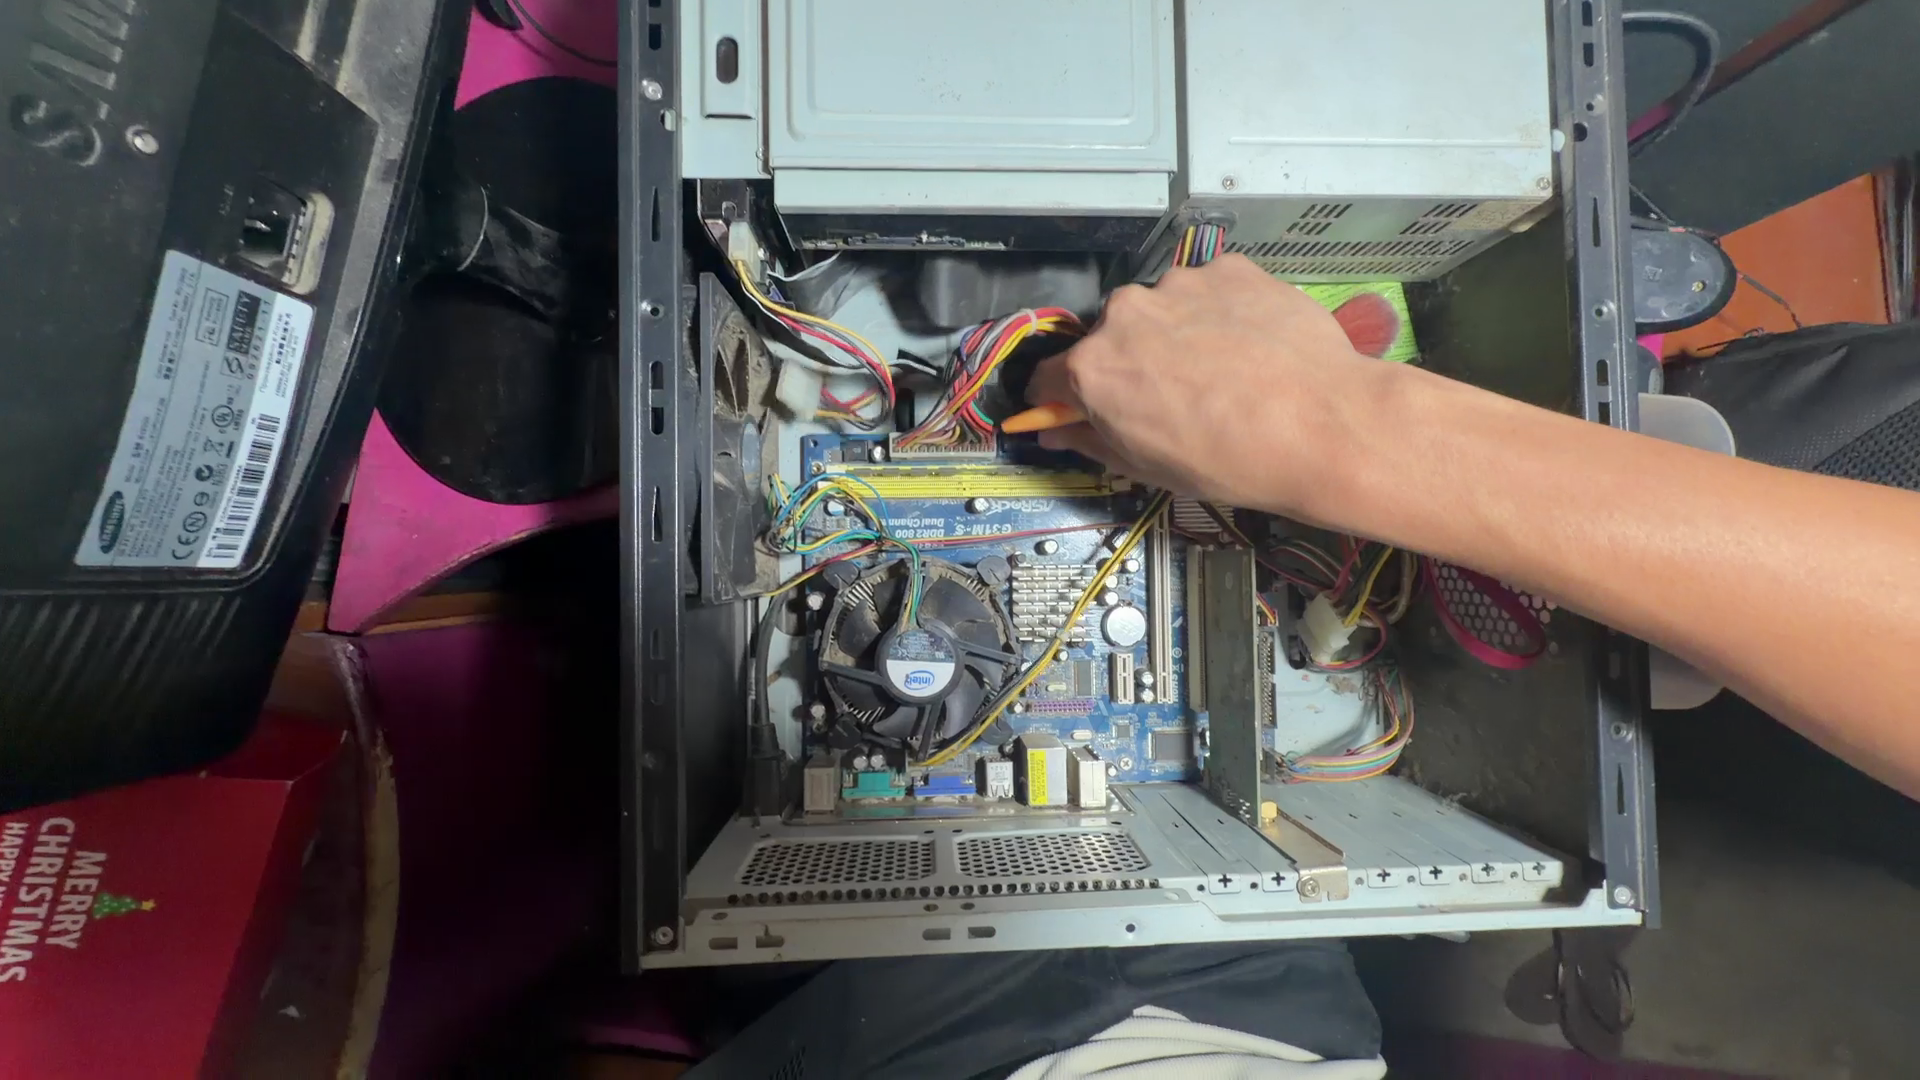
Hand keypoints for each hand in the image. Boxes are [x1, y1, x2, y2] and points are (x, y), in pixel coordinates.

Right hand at [1024, 254, 1389, 519]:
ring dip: (1171, 334)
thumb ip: (1086, 439)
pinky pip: (1205, 291)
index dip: (1059, 398)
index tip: (1077, 409)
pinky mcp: (1228, 268)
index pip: (1047, 376)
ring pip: (1157, 311)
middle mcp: (1124, 314)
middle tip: (1167, 395)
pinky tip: (1245, 345)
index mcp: (1091, 368)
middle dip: (1124, 362)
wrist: (1319, 425)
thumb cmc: (1223, 460)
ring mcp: (1178, 284)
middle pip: (1107, 339)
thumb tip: (1052, 429)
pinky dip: (1214, 313)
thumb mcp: (1142, 465)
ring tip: (1217, 368)